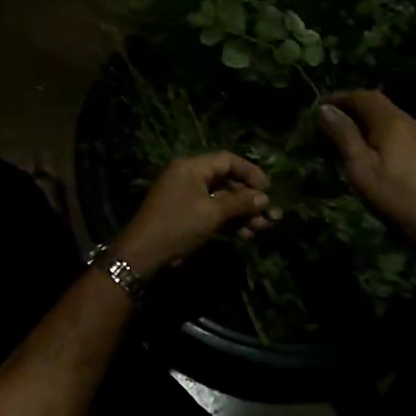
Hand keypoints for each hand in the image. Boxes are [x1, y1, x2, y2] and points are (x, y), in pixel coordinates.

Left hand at [112, 152, 273, 274]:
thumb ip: (240, 203)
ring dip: (243, 213)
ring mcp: (187, 198)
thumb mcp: (212, 213)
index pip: (227, 160)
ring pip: (222, 200)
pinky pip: (213, 213)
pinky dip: (229, 222)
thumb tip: (264, 198)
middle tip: (272, 215)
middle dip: (250, 199)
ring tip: (264, 227)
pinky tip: (247, 234)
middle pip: (227, 182)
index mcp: (191, 168)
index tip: (268, 188)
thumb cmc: (177, 226)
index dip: (250, 172)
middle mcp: (189, 178)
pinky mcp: (187, 217)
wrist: (143, 255)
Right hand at [317, 91, 415, 239]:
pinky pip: (392, 124)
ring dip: (362, 114)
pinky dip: (373, 125)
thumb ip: (344, 135)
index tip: (317, 106)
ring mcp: (415, 132)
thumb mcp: (360, 166)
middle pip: (375, 100)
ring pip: (385, 112)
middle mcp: (405, 119)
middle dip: (350, 103)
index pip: (361, 96)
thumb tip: (325, 109)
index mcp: (390, 121)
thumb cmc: (393, 194)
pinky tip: (364, 141)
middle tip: (327, 115)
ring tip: (341, 128)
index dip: (338, 97)